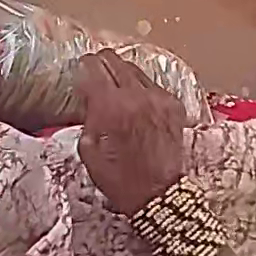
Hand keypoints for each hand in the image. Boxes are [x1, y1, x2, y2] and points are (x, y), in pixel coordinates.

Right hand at [76, 50, 186, 214]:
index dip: (85, 63)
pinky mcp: (174, 105)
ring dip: (123, 71)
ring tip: (115, 78)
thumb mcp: (88, 149)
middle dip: (103, 61)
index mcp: (110, 106)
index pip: (94, 68)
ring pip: (136, 70)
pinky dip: (142, 86)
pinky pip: (154, 85)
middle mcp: (136, 95)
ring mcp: (159, 98)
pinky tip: (136, 96)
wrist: (159, 193)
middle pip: (116, 62)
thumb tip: (90, 98)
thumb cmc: (118, 177)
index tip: (81, 64)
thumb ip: (88, 117)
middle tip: (96, 65)